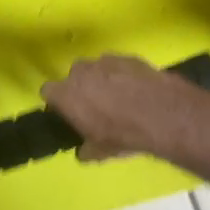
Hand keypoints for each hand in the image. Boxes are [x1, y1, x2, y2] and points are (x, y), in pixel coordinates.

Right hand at [41, 54, 209, 160]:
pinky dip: (124, 75)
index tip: (68, 112)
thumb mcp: (100, 152)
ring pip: (98, 67)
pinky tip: (138, 90)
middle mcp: (82, 71)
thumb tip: (83, 152)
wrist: (161, 114)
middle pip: (74, 75)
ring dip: (103, 78)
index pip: (48, 92)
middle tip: (96, 105)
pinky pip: (120, 65)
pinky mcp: (129, 56)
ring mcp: (106, 60)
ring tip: (121, 97)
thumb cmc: (122, 135)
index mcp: (66, 94)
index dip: (58, 102)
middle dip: (82, 87)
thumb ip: (86, 150)